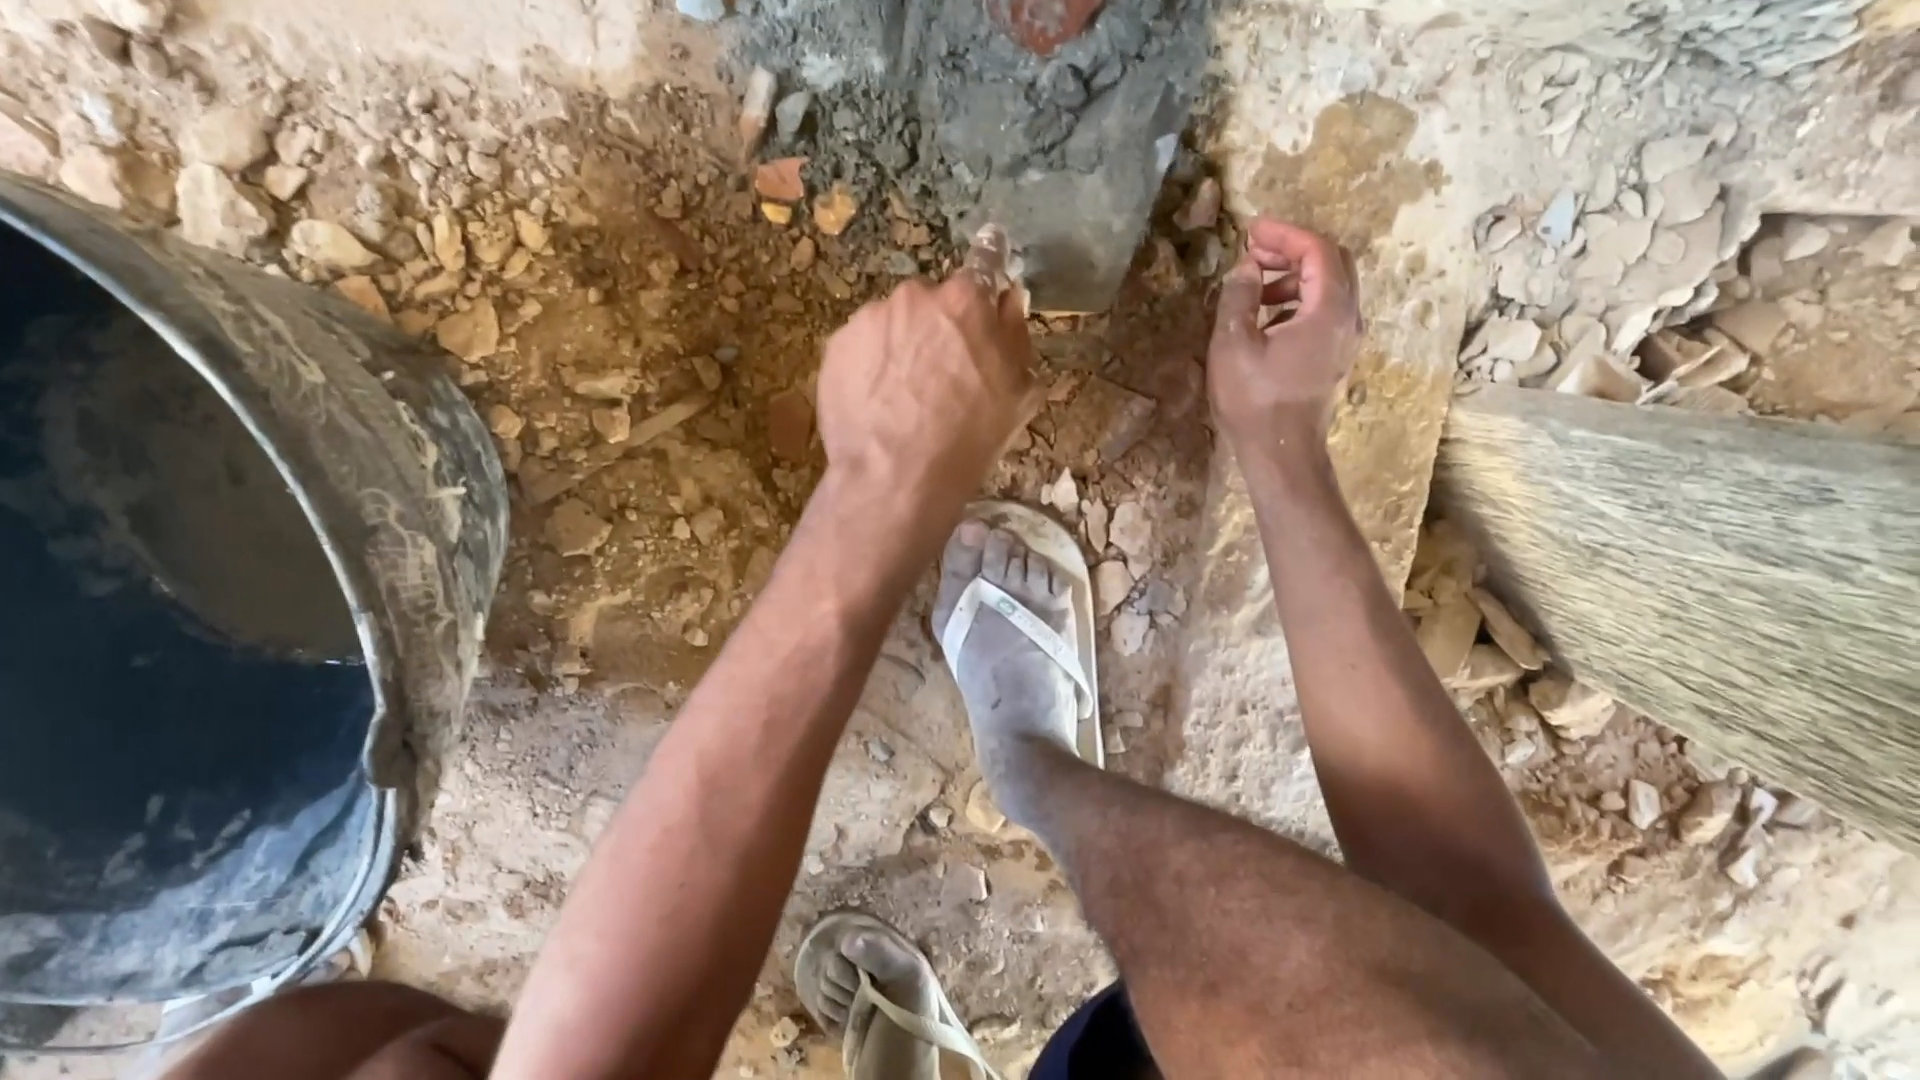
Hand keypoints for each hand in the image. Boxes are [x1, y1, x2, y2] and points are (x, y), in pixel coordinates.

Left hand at [815, 227, 1037, 510]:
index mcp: (966, 300)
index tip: (986, 269)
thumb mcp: (1018, 393)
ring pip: (892, 324)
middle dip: (938, 327)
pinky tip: (877, 404)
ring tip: (903, 398)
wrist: (896, 474)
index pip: (984, 263)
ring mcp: (870, 318)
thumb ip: (1015, 336)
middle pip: (932, 302)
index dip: (987, 271)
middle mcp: (915, 296)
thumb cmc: (969, 438)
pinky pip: (861, 348)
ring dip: (900, 347)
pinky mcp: (836, 345)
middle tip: (941, 376)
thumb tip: (1010, 300)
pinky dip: (869, 367)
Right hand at [1208, 219, 1363, 452]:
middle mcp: (1347, 319)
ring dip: (1294, 277)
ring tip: (1254, 287)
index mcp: (1328, 309)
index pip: (1317, 250)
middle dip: (1293, 250)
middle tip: (1254, 252)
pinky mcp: (1334, 358)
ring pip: (1330, 288)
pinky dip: (1298, 300)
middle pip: (1332, 263)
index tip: (1250, 230)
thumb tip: (1247, 267)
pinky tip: (1265, 317)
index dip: (1285, 234)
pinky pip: (1324, 312)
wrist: (1280, 452)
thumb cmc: (1255, 399)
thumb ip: (1239, 296)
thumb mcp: (1233, 343)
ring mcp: (1345, 341)